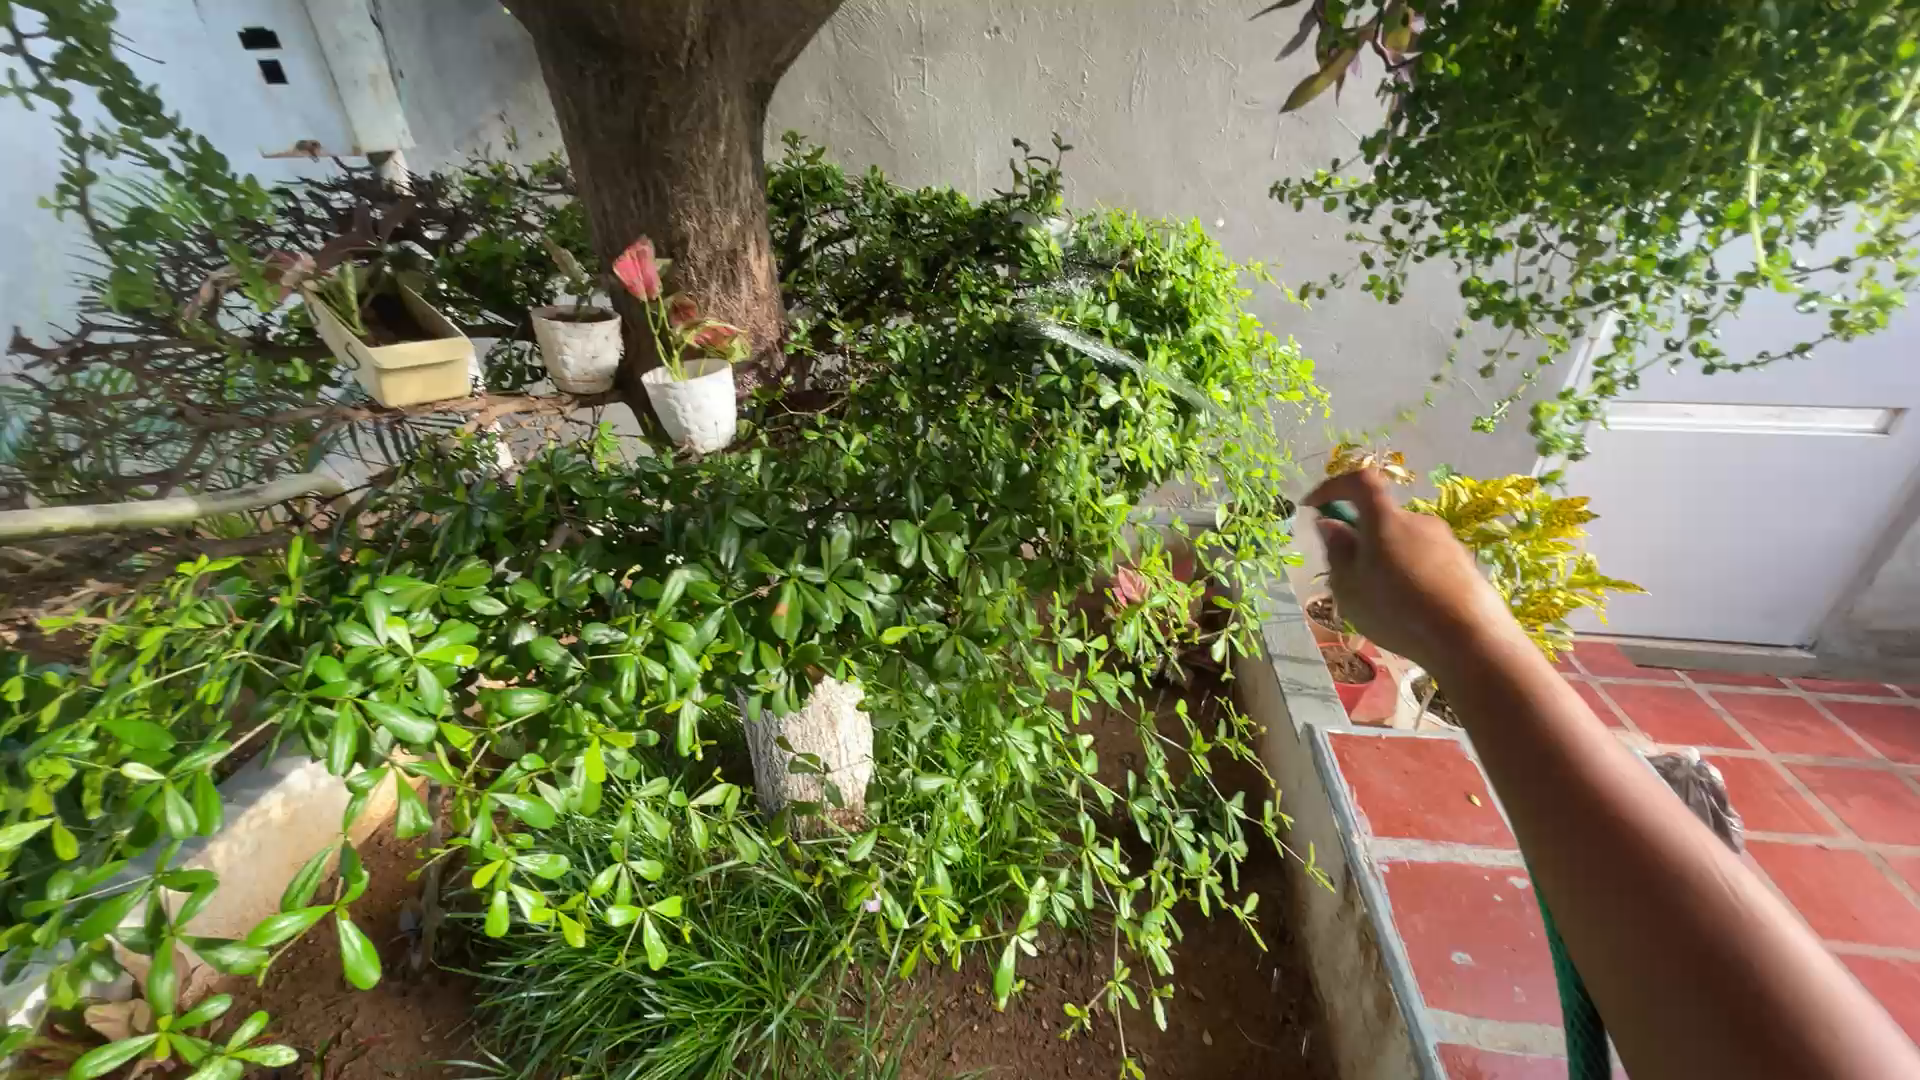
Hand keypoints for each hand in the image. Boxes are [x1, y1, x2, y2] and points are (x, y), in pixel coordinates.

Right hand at [1301, 468, 1522, 670]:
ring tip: (1380, 600)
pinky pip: (1424, 560)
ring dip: (1385, 559)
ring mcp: (1446, 541)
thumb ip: (1337, 550)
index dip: (1333, 487)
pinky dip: (1408, 574)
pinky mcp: (1463, 564)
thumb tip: (1332, 524)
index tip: (1314, 508)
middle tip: (1348, 575)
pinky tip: (1409, 609)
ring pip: (1402, 541)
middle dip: (1360, 538)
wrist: (1471, 641)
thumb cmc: (1397, 610)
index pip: (1359, 481)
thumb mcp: (1348, 586)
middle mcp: (1418, 521)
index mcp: (1385, 520)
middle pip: (1380, 518)